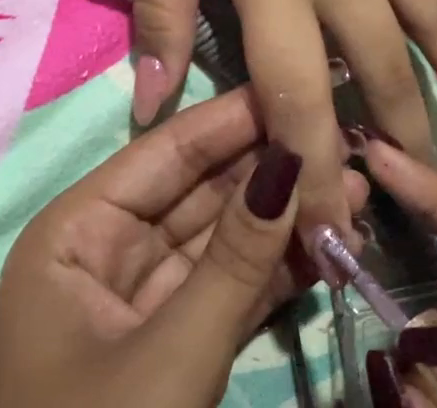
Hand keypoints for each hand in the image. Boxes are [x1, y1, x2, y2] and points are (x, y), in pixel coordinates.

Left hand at [0, 90, 367, 407]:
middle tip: (348, 138)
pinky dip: (275, 277)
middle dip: (272, 171)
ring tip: (359, 188)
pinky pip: (226, 294)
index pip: (167, 152)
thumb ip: (236, 259)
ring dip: (285, 223)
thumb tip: (292, 161)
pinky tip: (329, 248)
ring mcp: (140, 302)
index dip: (236, 118)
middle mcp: (106, 252)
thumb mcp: (169, 353)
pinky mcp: (170, 348)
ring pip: (220, 244)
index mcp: (77, 232)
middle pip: (198, 193)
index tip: (302, 82)